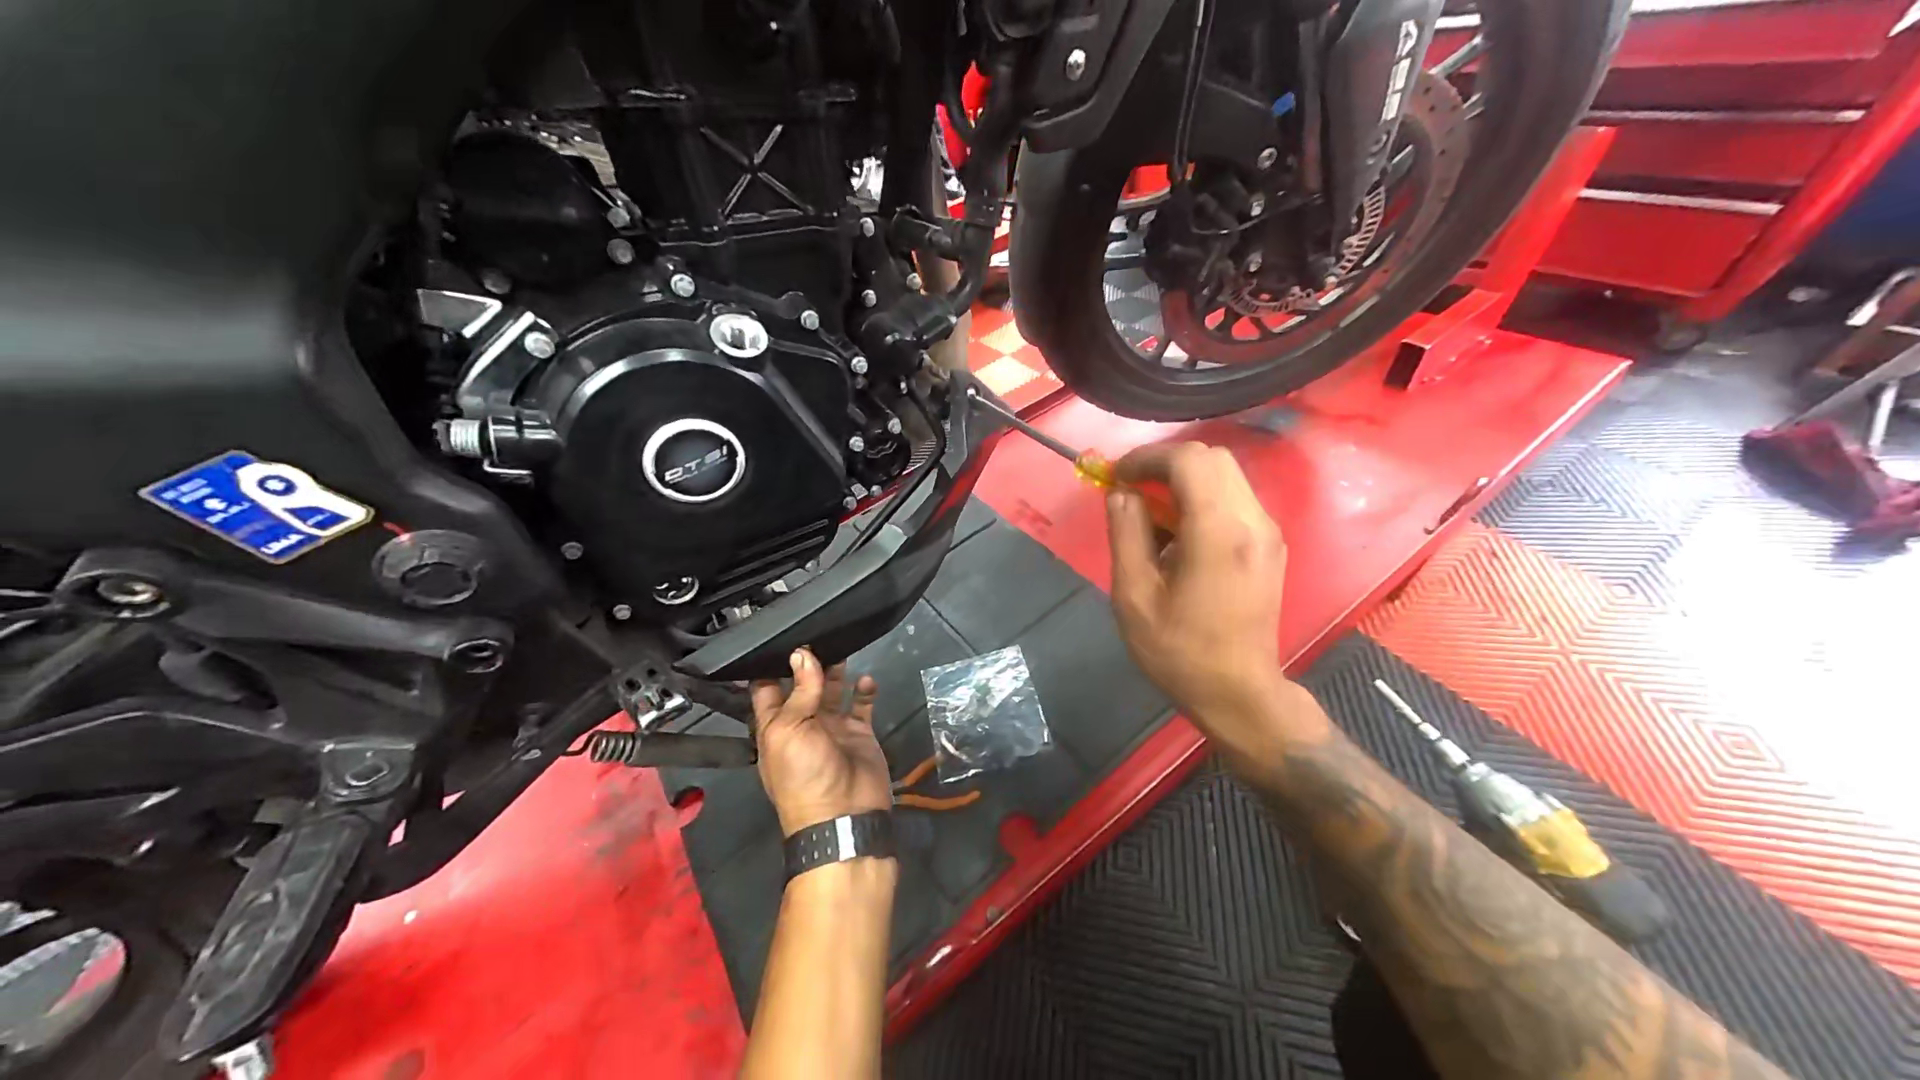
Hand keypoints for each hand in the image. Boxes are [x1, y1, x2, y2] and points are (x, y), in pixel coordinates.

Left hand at [750, 648, 894, 835]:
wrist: (844, 814)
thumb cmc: (803, 774)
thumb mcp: (789, 730)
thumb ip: (799, 690)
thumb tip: (802, 653)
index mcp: (775, 724)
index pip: (767, 687)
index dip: (771, 663)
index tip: (778, 632)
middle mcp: (801, 722)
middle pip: (802, 683)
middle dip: (808, 660)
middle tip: (817, 631)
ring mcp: (832, 726)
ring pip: (832, 688)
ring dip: (835, 669)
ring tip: (840, 645)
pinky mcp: (859, 731)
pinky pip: (861, 704)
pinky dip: (864, 690)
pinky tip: (865, 680)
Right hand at [1106, 443, 1325, 758]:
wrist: (1238, 692)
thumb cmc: (1178, 652)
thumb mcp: (1134, 595)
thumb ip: (1126, 533)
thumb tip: (1121, 493)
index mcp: (1219, 532)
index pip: (1187, 460)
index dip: (1146, 458)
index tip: (1116, 478)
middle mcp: (1253, 521)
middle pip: (1211, 458)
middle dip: (1165, 465)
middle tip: (1132, 493)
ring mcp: (1268, 531)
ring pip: (1224, 475)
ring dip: (1183, 482)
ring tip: (1152, 518)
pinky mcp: (1270, 544)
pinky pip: (1234, 498)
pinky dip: (1202, 499)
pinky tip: (1180, 536)